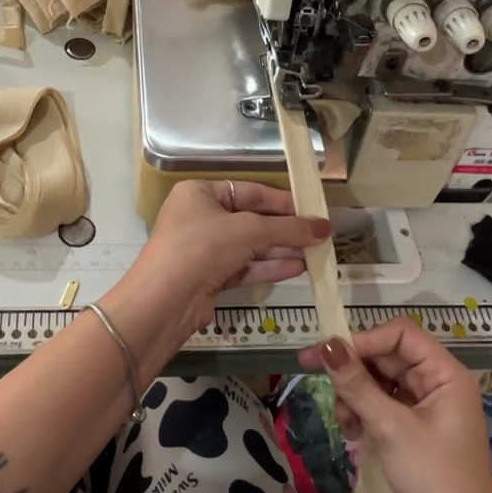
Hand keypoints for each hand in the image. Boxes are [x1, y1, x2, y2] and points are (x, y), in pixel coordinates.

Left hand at [103, 180, 329, 370]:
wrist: (166, 301)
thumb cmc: (202, 248)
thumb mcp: (248, 230)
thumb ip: (288, 228)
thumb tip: (325, 227)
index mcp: (199, 194)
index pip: (248, 191)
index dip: (281, 201)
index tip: (311, 210)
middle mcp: (199, 218)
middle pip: (250, 219)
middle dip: (284, 229)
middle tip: (319, 235)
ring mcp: (203, 249)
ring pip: (249, 246)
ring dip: (281, 249)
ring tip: (316, 253)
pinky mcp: (209, 277)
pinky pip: (245, 267)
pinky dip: (269, 267)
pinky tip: (298, 268)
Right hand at [297, 321, 491, 492]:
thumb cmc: (433, 479)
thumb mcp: (391, 429)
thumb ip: (357, 385)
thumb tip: (325, 345)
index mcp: (446, 375)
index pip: (401, 335)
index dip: (364, 339)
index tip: (327, 352)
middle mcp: (436, 384)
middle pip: (386, 357)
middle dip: (353, 369)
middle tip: (311, 373)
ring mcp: (423, 407)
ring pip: (377, 381)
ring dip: (353, 394)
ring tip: (343, 421)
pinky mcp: (410, 429)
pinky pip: (379, 405)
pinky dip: (361, 412)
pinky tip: (352, 432)